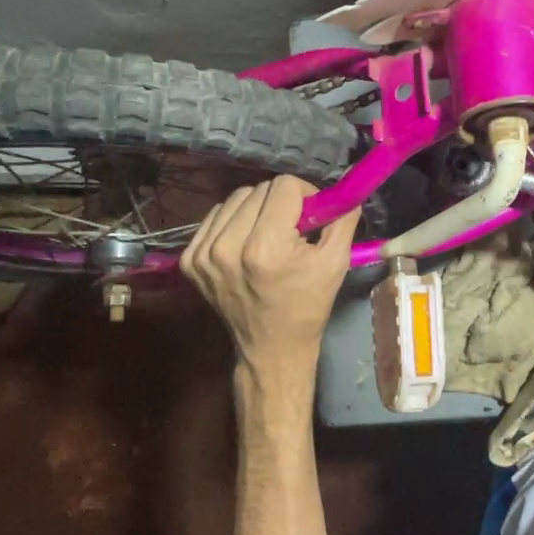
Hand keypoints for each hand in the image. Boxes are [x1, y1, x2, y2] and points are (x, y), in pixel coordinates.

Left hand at [181, 176, 360, 379]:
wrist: (271, 348)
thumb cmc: (308, 307)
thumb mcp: (336, 263)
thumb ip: (343, 217)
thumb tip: (344, 188)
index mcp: (266, 248)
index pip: (284, 186)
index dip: (305, 196)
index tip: (312, 217)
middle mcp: (228, 246)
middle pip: (259, 190)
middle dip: (281, 203)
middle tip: (293, 229)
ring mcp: (203, 254)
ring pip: (235, 199)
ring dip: (256, 210)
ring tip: (268, 237)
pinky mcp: (189, 260)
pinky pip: (216, 217)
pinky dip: (234, 223)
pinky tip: (246, 245)